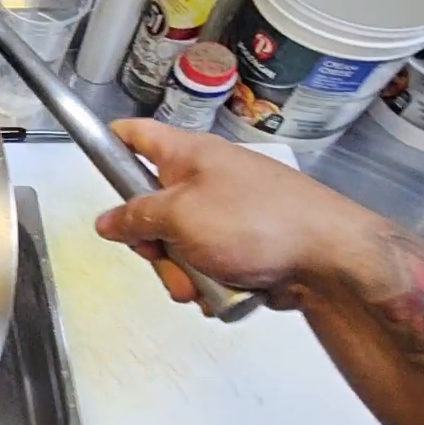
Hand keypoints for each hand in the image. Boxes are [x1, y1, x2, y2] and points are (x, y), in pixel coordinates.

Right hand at [93, 119, 385, 307]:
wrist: (331, 260)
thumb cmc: (257, 223)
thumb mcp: (179, 217)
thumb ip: (134, 219)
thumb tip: (108, 222)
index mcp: (188, 156)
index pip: (136, 135)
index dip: (109, 140)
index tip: (92, 152)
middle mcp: (206, 180)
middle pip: (149, 210)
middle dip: (150, 244)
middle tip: (161, 255)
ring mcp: (225, 214)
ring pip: (175, 246)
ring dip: (178, 272)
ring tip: (199, 283)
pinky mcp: (242, 245)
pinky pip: (203, 265)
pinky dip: (205, 281)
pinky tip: (220, 289)